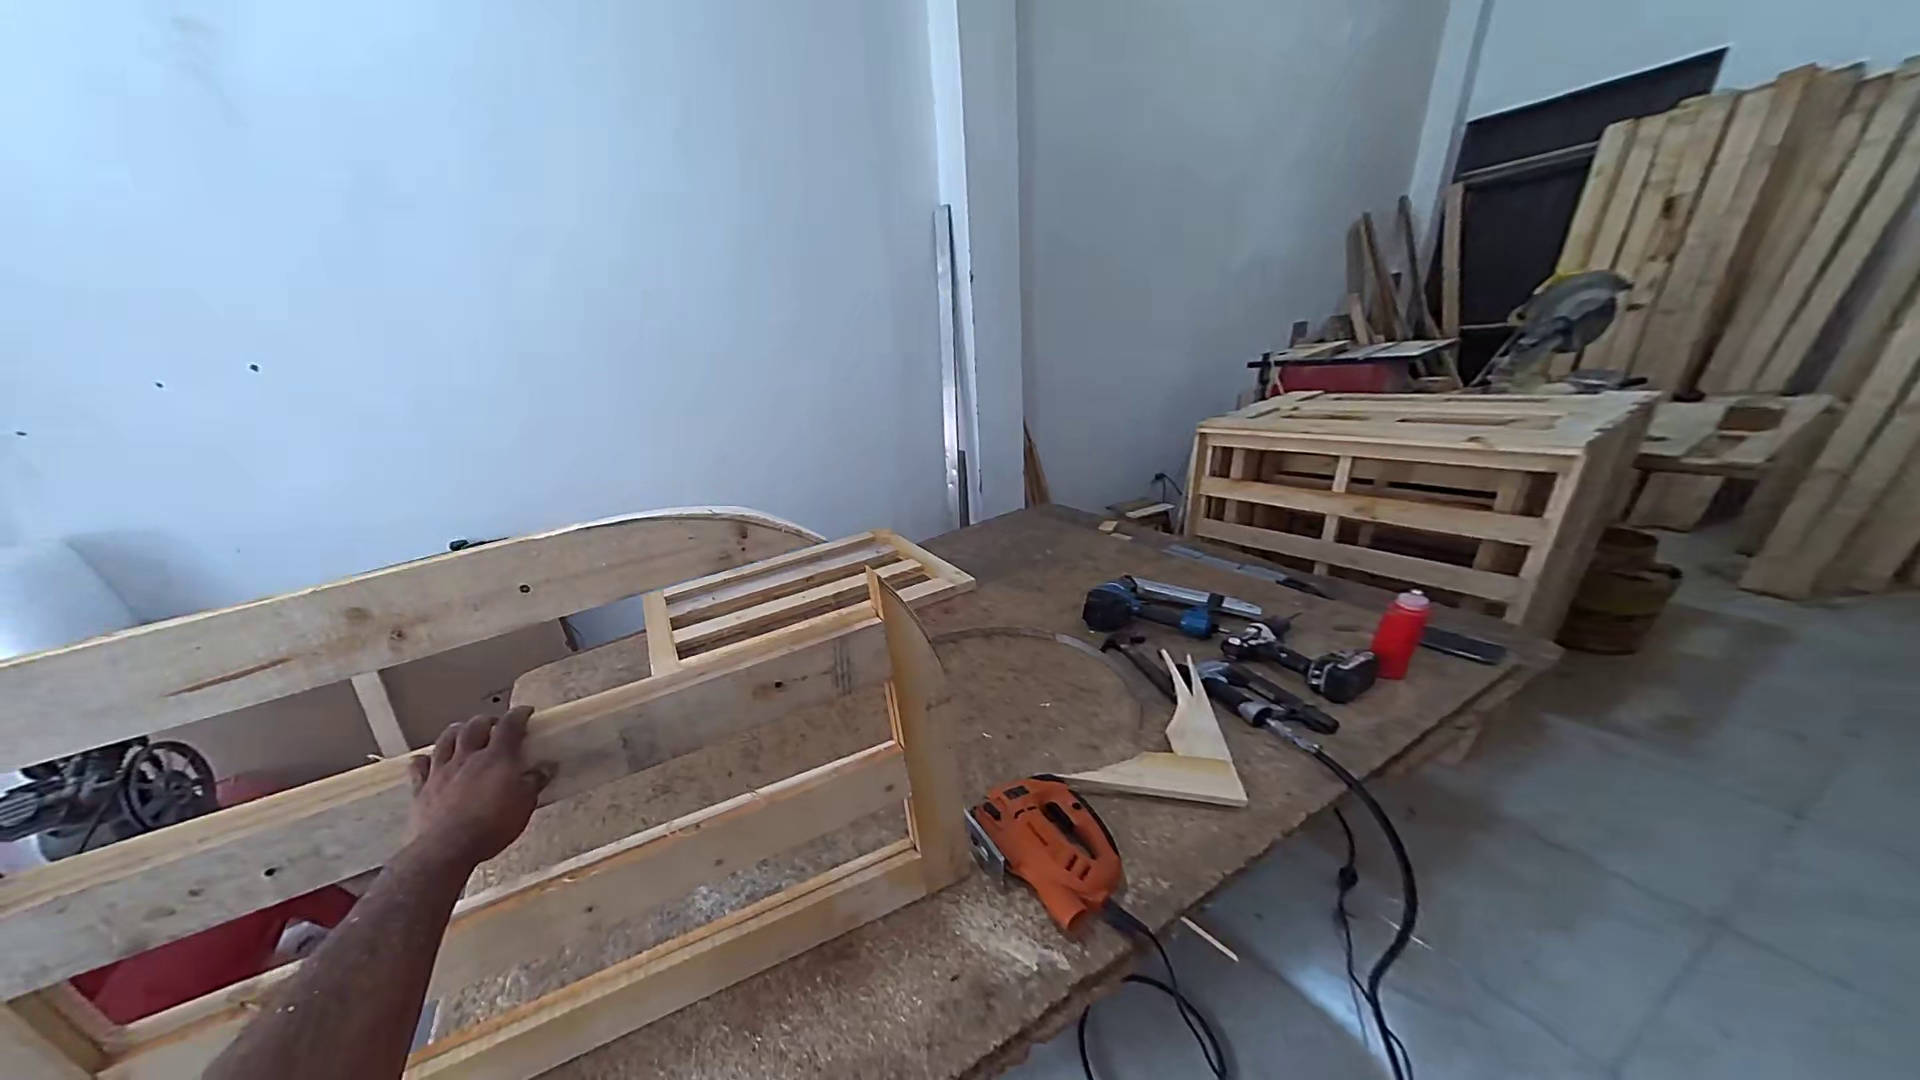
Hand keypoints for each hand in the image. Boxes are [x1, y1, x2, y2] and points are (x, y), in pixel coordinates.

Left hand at [406, 707, 552, 869]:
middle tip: (493, 725)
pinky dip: (424, 760)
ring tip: (462, 732)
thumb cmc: (492, 824)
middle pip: (473, 727)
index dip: (519, 714)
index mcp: (497, 757)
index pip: (509, 726)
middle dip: (485, 721)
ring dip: (456, 732)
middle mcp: (467, 758)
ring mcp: (441, 773)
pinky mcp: (421, 791)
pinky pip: (418, 768)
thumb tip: (548, 766)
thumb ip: (535, 781)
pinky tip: (426, 760)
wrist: (445, 850)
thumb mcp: (525, 803)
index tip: (526, 712)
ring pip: (445, 741)